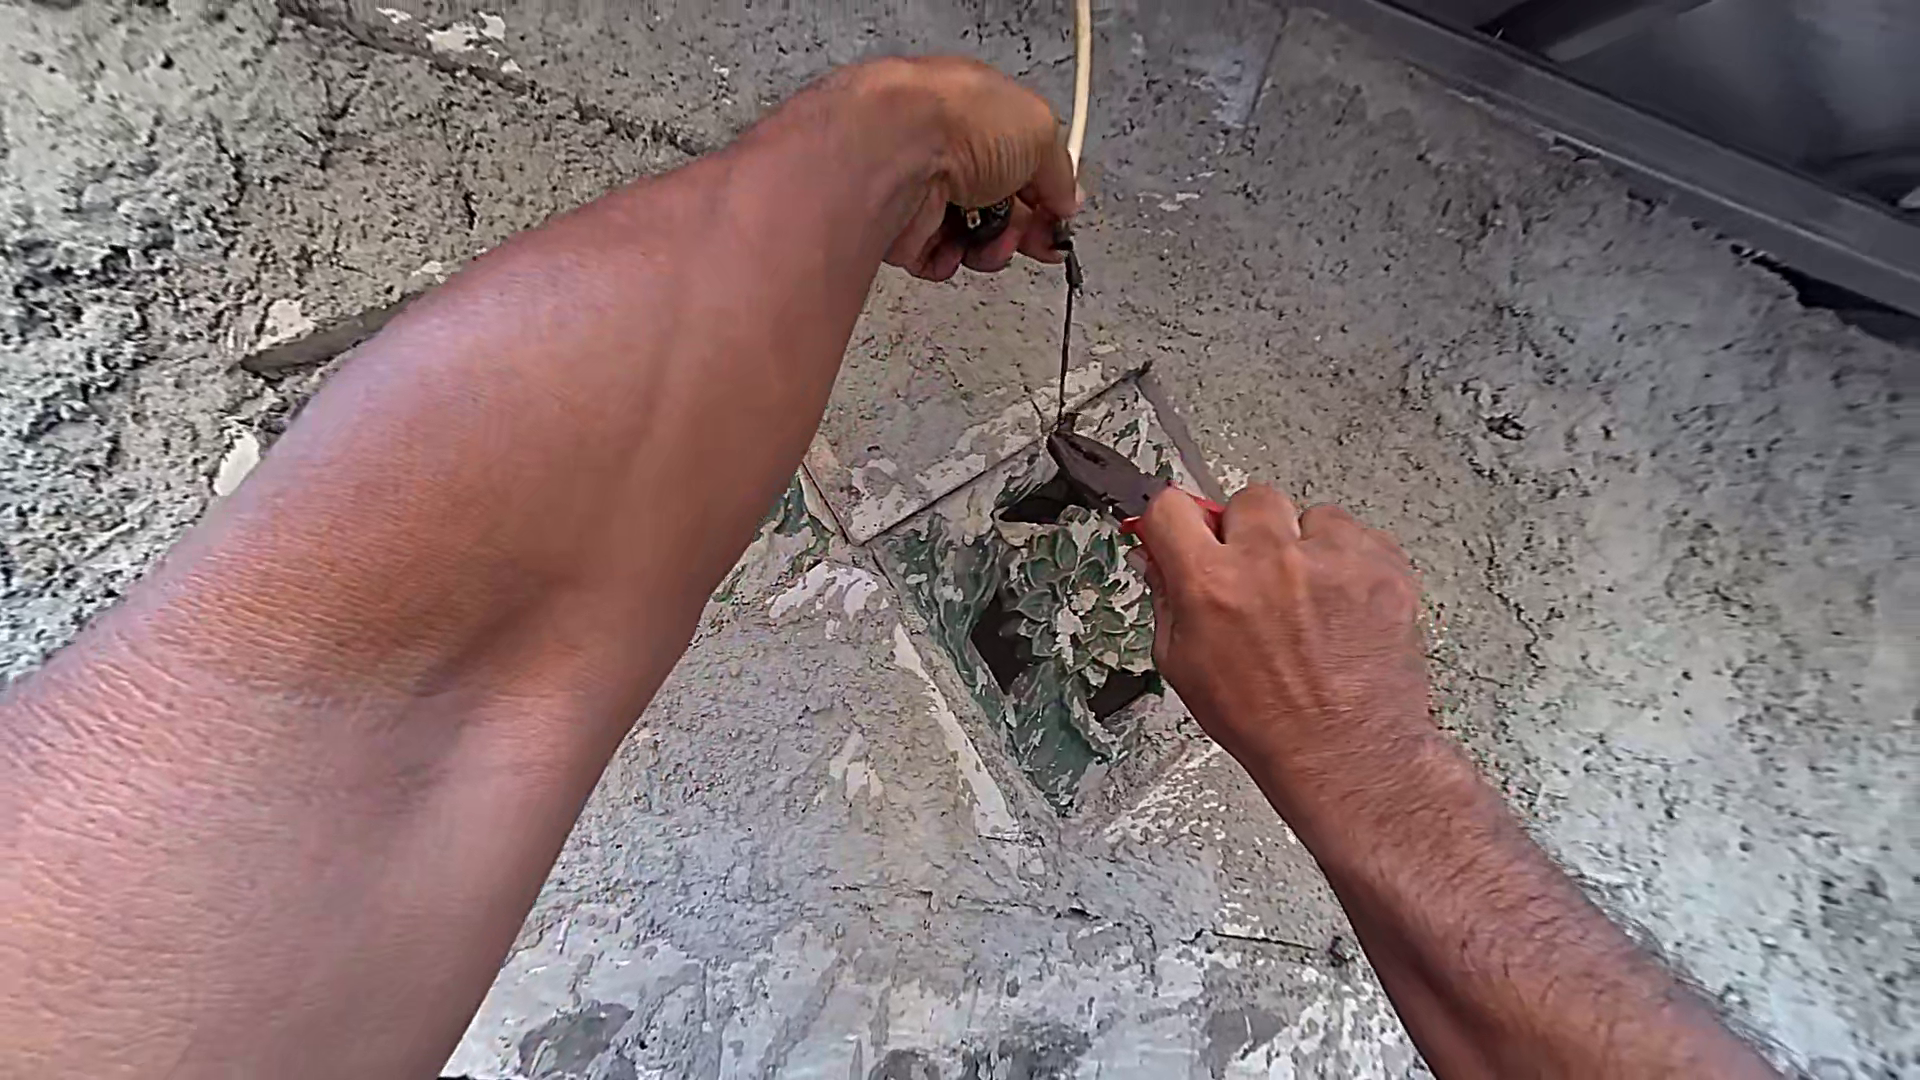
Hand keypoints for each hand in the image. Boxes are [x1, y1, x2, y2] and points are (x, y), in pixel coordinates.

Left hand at [857, 56, 1078, 280]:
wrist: (897, 152)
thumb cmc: (954, 121)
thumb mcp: (1039, 132)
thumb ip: (1060, 170)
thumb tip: (1068, 198)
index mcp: (981, 119)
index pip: (1023, 166)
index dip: (1045, 199)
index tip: (1058, 223)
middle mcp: (951, 155)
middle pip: (998, 210)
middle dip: (1020, 232)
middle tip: (1033, 242)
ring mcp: (926, 195)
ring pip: (970, 241)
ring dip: (988, 250)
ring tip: (986, 241)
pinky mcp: (904, 231)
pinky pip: (937, 260)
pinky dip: (949, 261)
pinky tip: (952, 246)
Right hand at [1132, 486, 1429, 776]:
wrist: (1343, 749)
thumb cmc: (1261, 715)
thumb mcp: (1180, 661)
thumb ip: (1165, 597)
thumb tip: (1155, 557)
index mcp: (1209, 583)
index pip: (1170, 506)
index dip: (1171, 517)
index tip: (1179, 527)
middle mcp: (1268, 562)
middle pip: (1245, 498)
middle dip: (1243, 529)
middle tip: (1251, 567)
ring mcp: (1329, 561)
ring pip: (1304, 513)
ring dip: (1298, 543)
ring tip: (1302, 591)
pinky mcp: (1380, 566)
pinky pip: (1353, 534)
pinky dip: (1341, 558)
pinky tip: (1335, 600)